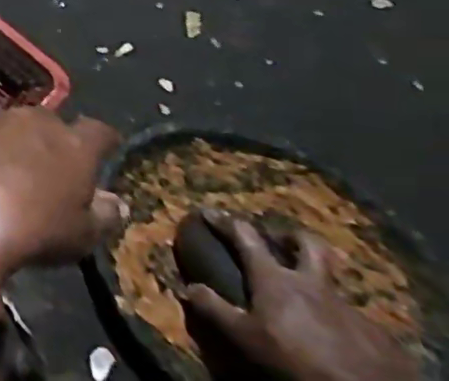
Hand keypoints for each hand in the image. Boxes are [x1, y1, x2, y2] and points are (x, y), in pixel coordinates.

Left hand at [0, 107, 124, 270]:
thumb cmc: (34, 227)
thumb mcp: (83, 233)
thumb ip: (103, 213)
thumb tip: (112, 200)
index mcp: (74, 143)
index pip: (99, 131)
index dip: (103, 141)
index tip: (104, 152)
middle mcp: (31, 120)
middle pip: (49, 122)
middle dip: (52, 138)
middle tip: (50, 166)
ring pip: (9, 122)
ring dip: (11, 138)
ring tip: (7, 165)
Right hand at [184, 212, 416, 380]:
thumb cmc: (295, 357)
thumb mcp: (242, 335)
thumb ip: (212, 307)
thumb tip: (189, 286)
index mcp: (275, 279)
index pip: (245, 237)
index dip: (224, 221)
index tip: (208, 212)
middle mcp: (313, 285)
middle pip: (309, 246)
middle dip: (291, 237)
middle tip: (279, 241)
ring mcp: (351, 309)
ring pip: (331, 286)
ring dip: (314, 286)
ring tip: (304, 301)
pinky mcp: (379, 335)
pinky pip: (352, 318)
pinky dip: (336, 319)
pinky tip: (332, 336)